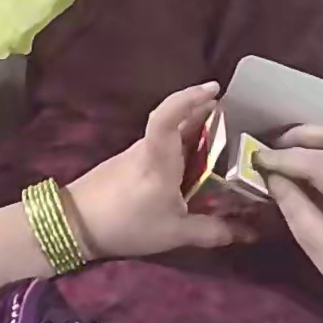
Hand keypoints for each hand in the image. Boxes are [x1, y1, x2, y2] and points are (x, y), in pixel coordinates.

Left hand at [67, 83, 250, 259]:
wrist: (74, 226)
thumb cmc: (126, 223)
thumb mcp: (175, 233)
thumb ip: (212, 231)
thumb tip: (248, 234)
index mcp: (159, 157)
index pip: (169, 115)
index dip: (190, 97)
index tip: (214, 88)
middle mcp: (148, 148)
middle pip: (176, 119)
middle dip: (205, 111)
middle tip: (236, 114)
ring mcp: (135, 154)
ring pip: (170, 134)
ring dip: (194, 130)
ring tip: (224, 139)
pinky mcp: (128, 164)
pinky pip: (161, 147)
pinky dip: (181, 147)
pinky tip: (195, 163)